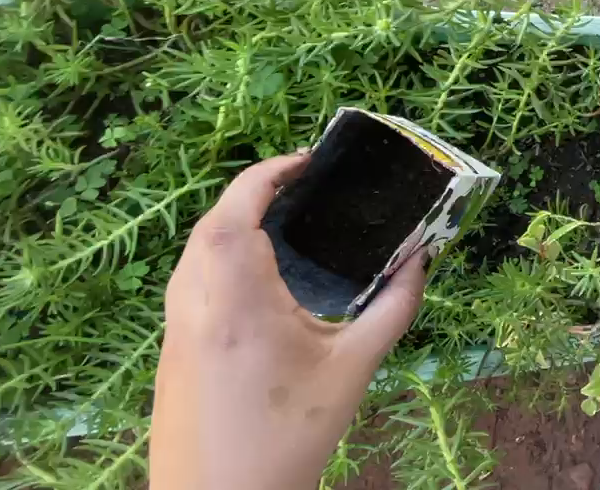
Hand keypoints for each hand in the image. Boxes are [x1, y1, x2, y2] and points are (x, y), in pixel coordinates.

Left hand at [150, 153, 427, 489]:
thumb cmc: (290, 437)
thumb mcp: (357, 367)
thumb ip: (395, 305)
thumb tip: (424, 255)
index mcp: (238, 311)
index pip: (230, 223)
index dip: (260, 179)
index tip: (305, 162)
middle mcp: (197, 315)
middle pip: (204, 231)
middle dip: (249, 193)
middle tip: (303, 181)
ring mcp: (178, 336)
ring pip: (190, 257)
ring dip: (230, 222)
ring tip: (286, 213)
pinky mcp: (175, 355)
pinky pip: (191, 282)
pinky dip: (220, 253)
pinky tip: (262, 267)